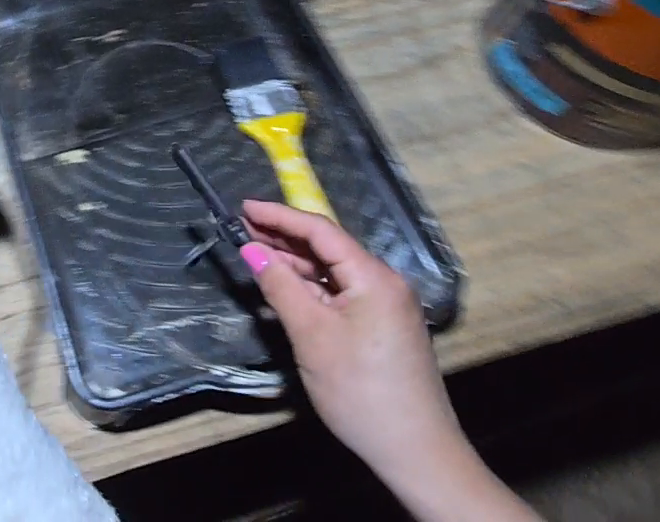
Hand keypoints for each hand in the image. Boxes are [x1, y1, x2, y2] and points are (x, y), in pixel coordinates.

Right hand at [240, 201, 539, 521]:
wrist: (417, 453)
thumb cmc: (360, 389)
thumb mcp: (311, 334)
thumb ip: (279, 285)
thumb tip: (250, 249)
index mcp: (373, 277)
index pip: (321, 231)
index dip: (279, 216)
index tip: (244, 207)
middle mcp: (384, 283)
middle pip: (328, 248)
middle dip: (284, 236)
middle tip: (242, 228)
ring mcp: (386, 305)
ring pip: (333, 271)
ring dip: (295, 262)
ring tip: (255, 251)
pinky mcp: (382, 327)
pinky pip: (341, 292)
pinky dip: (310, 286)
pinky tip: (284, 285)